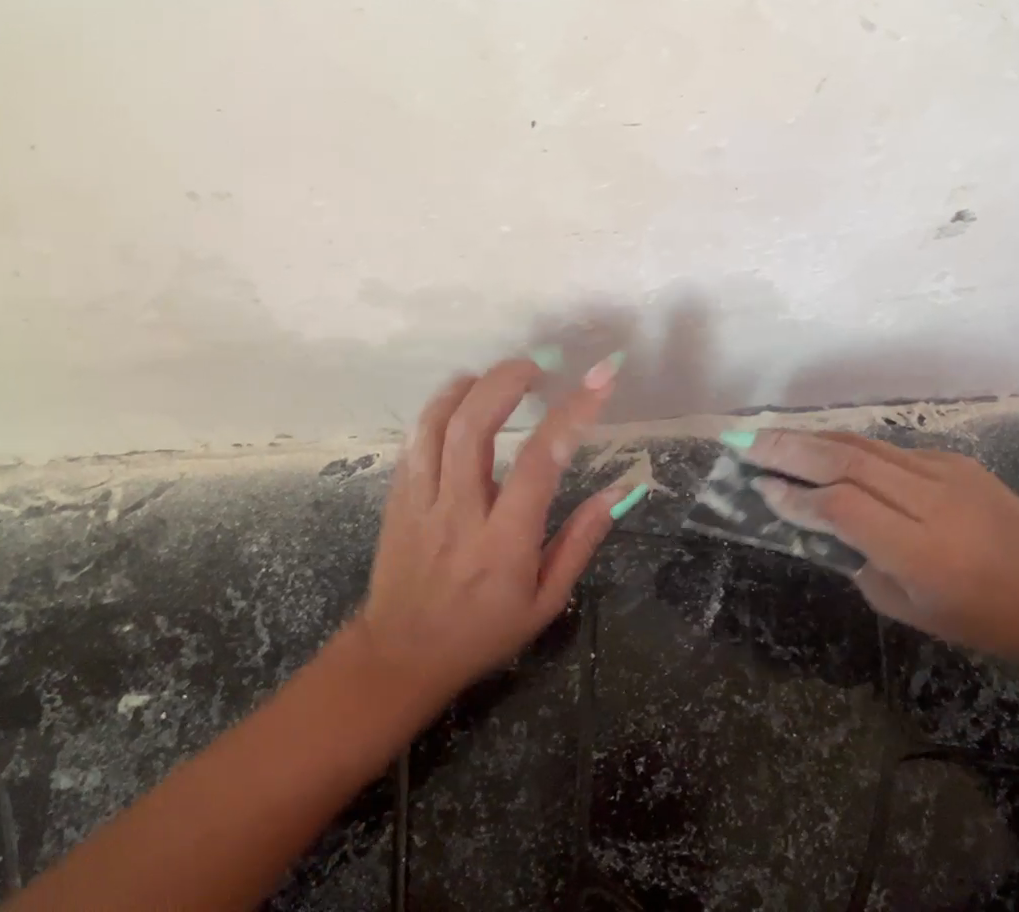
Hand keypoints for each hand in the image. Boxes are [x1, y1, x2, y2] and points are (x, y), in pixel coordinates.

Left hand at [352, 353, 646, 698]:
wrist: (403, 653)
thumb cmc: (484, 631)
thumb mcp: (545, 600)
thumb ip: (580, 540)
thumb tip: (621, 491)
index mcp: (503, 542)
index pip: (539, 462)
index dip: (573, 414)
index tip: (601, 377)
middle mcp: (458, 513)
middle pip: (473, 426)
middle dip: (507, 380)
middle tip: (538, 365)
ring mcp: (419, 502)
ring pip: (435, 424)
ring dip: (469, 386)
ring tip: (499, 374)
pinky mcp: (396, 498)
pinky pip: (414, 440)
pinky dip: (439, 410)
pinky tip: (460, 400)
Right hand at [738, 430, 1018, 661]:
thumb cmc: (982, 619)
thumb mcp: (909, 609)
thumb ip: (859, 564)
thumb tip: (819, 526)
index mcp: (919, 551)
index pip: (840, 507)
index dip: (794, 496)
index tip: (758, 487)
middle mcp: (930, 502)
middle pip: (846, 460)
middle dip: (788, 448)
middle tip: (743, 442)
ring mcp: (946, 474)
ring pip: (864, 445)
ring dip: (812, 438)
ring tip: (771, 435)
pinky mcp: (955, 461)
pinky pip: (890, 450)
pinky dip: (849, 446)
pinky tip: (824, 448)